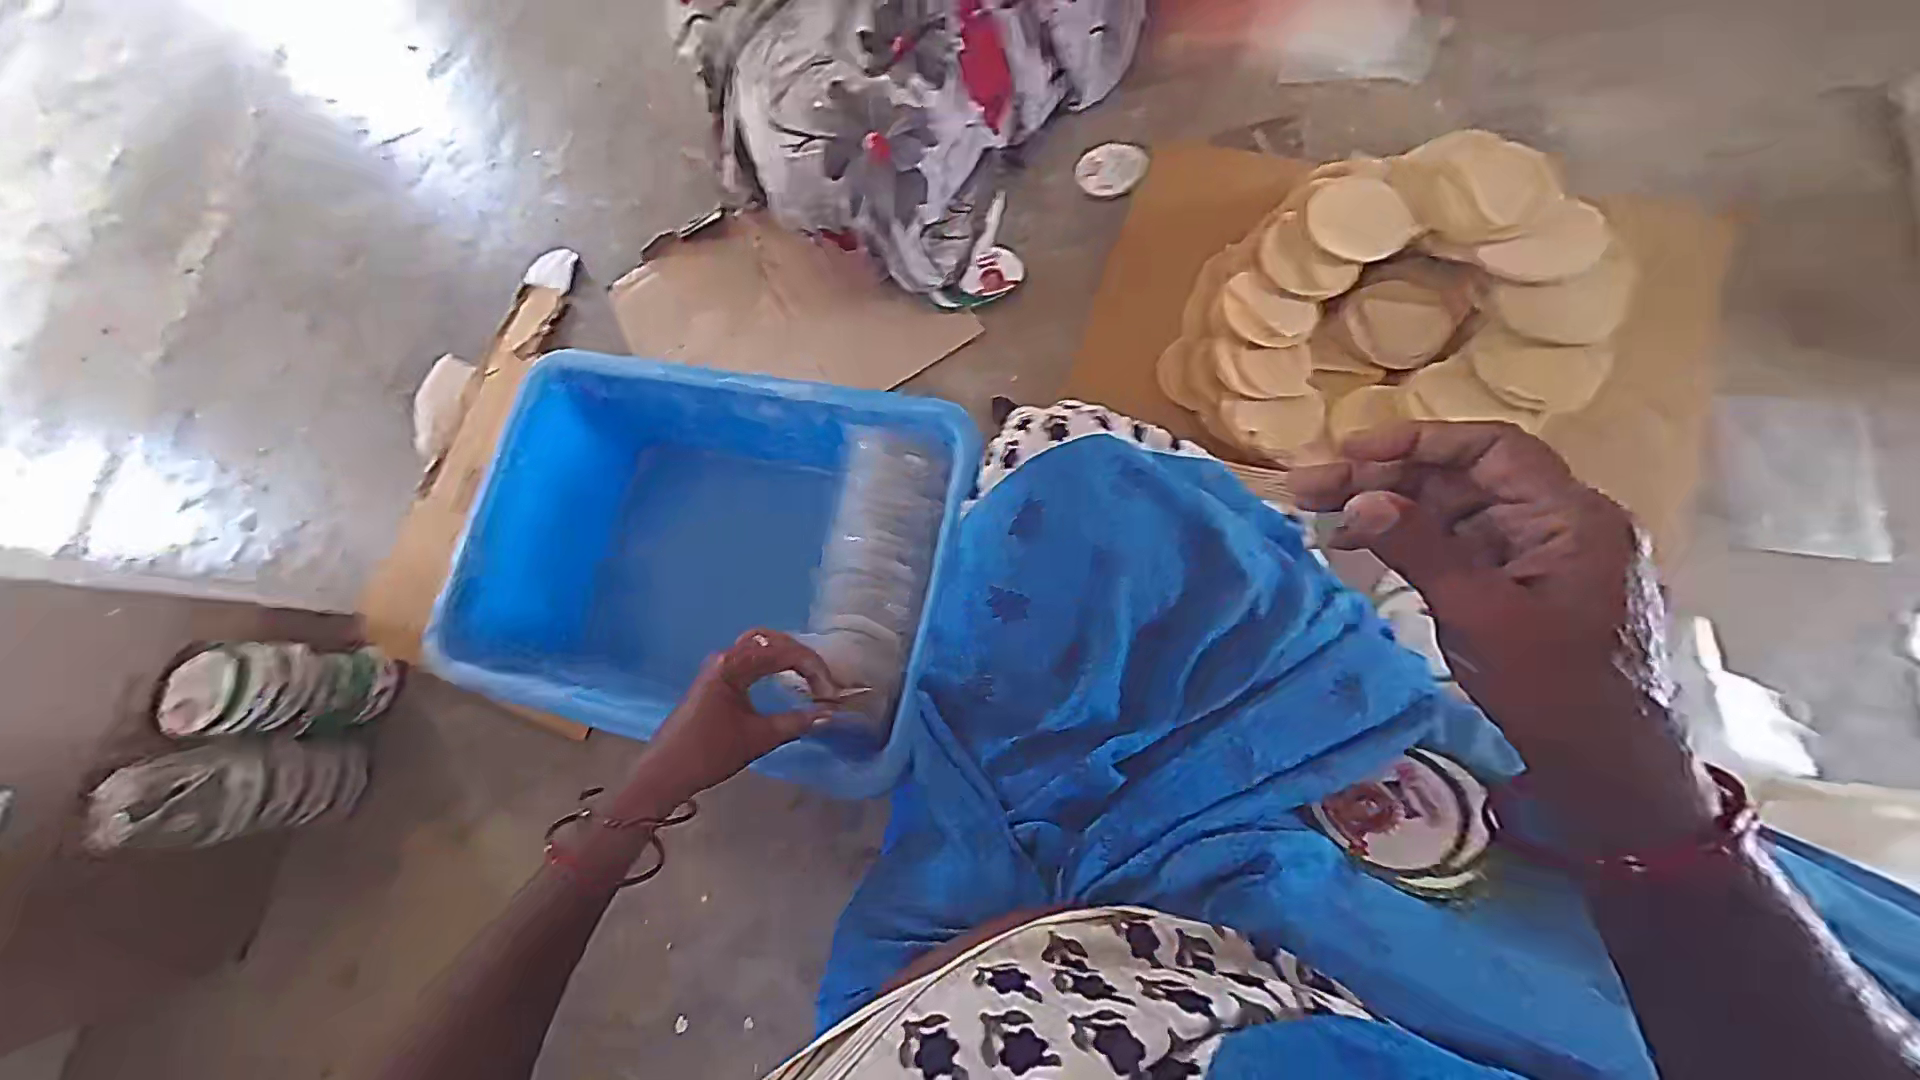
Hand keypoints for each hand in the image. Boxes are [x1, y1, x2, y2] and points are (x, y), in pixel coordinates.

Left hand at [639, 628, 839, 798]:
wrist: (663, 774)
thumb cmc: (708, 754)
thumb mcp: (758, 738)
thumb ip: (796, 722)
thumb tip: (829, 714)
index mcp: (734, 666)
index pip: (784, 652)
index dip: (814, 669)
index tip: (830, 694)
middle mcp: (726, 657)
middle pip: (773, 640)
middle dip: (804, 657)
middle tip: (823, 682)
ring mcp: (718, 666)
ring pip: (761, 645)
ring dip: (788, 656)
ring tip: (809, 677)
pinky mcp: (716, 678)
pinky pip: (751, 657)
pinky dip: (774, 662)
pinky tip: (786, 677)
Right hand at [1292, 421, 1713, 849]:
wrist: (1601, 765)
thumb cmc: (1552, 688)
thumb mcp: (1478, 613)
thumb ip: (1419, 548)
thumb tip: (1359, 499)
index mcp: (1568, 517)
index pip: (1490, 450)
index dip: (1417, 441)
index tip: (1351, 451)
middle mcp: (1550, 523)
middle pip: (1456, 479)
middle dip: (1379, 477)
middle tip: (1308, 486)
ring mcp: (1527, 552)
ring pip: (1444, 508)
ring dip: (1380, 504)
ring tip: (1315, 508)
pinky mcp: (1505, 580)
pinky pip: (1445, 541)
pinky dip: (1397, 536)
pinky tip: (1351, 540)